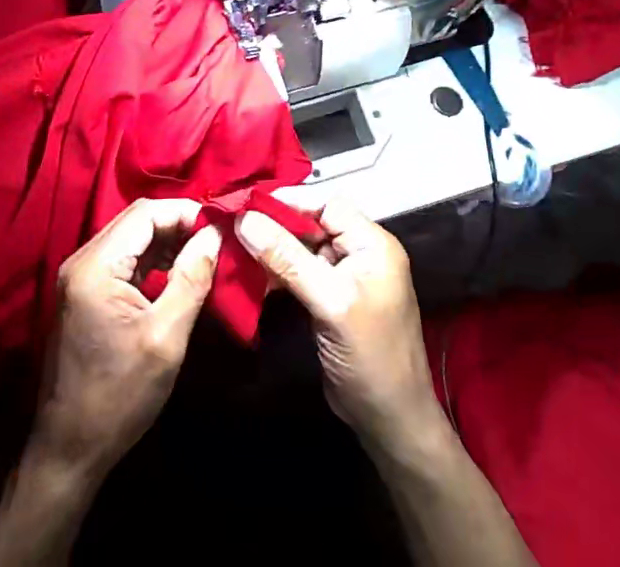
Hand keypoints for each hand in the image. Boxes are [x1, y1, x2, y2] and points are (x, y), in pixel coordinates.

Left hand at [29, 198, 220, 477]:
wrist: (70, 450)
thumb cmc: (120, 394)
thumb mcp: (167, 335)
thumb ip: (192, 277)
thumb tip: (215, 234)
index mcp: (95, 268)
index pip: (146, 213)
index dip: (188, 213)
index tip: (223, 228)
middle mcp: (82, 263)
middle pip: (138, 220)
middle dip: (181, 224)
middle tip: (218, 241)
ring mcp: (80, 279)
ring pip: (133, 238)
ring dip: (170, 241)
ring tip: (207, 256)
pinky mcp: (87, 295)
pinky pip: (126, 260)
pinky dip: (156, 259)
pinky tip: (181, 274)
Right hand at [234, 198, 443, 447]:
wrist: (389, 416)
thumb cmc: (369, 354)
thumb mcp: (330, 302)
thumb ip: (289, 260)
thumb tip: (245, 220)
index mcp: (373, 244)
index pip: (328, 206)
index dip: (290, 203)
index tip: (246, 205)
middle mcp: (361, 254)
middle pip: (314, 226)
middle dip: (275, 227)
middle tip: (230, 228)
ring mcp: (346, 279)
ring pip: (304, 251)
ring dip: (273, 252)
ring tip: (232, 250)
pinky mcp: (332, 301)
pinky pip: (302, 276)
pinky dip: (278, 275)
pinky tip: (249, 278)